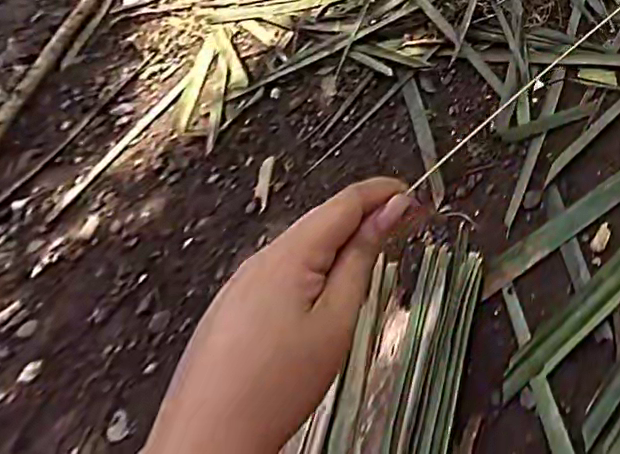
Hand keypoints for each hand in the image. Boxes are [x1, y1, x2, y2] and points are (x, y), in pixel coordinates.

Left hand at [145, 178, 424, 453]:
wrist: (202, 452)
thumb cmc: (272, 392)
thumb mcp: (338, 317)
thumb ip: (365, 255)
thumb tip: (393, 209)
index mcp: (287, 257)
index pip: (347, 200)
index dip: (387, 192)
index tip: (417, 198)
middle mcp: (258, 262)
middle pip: (325, 217)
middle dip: (370, 214)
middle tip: (407, 223)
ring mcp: (239, 285)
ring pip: (305, 242)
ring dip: (345, 239)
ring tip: (377, 253)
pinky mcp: (231, 308)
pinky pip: (283, 267)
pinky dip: (318, 262)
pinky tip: (332, 285)